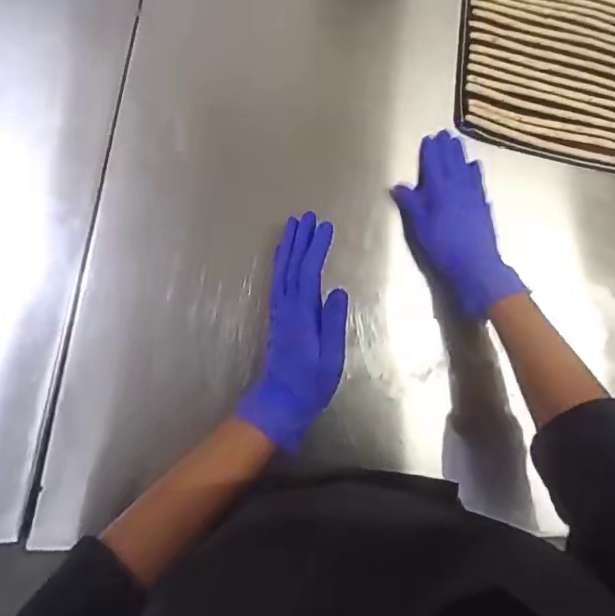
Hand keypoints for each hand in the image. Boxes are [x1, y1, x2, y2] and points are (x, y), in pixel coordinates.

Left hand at [237, 212, 348, 450]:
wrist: (282, 399)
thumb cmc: (311, 382)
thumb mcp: (330, 357)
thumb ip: (332, 323)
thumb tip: (337, 291)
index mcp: (301, 314)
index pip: (308, 272)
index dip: (316, 248)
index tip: (325, 227)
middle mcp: (286, 306)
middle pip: (292, 265)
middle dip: (301, 239)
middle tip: (308, 215)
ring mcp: (279, 309)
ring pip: (282, 270)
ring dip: (289, 246)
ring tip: (294, 225)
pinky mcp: (277, 315)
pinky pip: (278, 280)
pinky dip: (281, 262)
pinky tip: (285, 253)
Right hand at [391, 132, 527, 319]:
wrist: (475, 267)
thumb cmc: (441, 247)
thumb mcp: (418, 226)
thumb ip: (410, 203)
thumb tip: (398, 186)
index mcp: (439, 189)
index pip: (433, 164)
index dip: (430, 151)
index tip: (430, 138)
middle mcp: (457, 187)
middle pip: (452, 162)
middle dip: (447, 148)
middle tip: (446, 134)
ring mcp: (473, 196)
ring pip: (466, 168)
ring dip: (461, 155)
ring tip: (458, 144)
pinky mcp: (483, 207)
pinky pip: (478, 181)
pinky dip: (474, 172)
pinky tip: (474, 168)